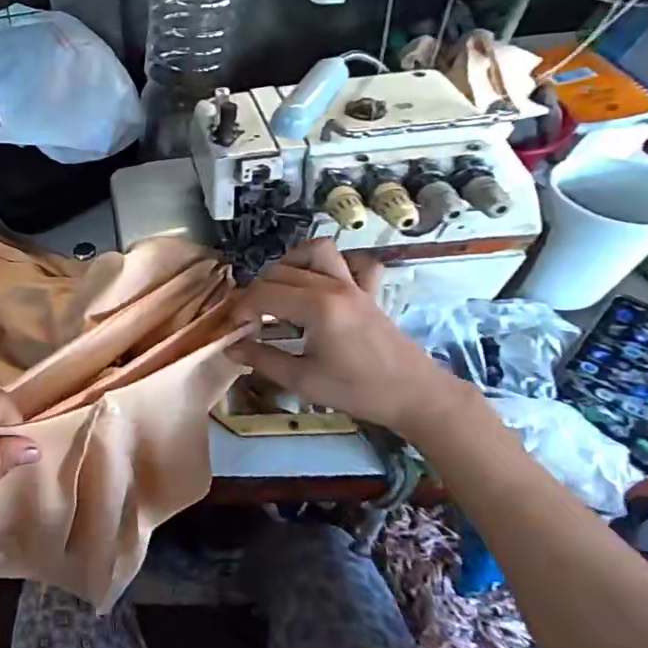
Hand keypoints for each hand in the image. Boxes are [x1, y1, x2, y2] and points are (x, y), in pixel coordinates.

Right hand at [227, 239, 473, 435]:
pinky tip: (323, 285)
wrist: (416, 396)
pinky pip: (354, 262)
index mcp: (317, 308)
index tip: (235, 331)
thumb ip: (262, 359)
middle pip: (280, 272)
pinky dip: (335, 265)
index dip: (241, 310)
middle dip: (257, 292)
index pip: (263, 293)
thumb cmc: (358, 391)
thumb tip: (230, 347)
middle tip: (252, 321)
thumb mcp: (302, 380)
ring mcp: (355, 285)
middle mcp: (334, 287)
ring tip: (282, 292)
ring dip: (291, 265)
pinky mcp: (370, 291)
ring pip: (316, 251)